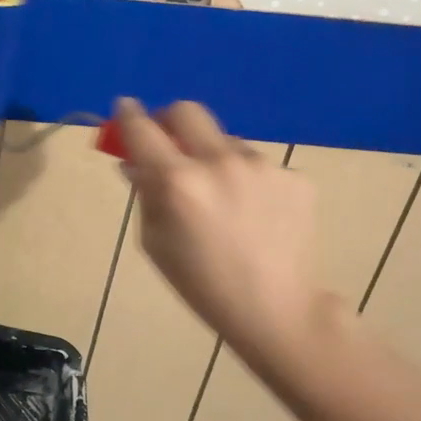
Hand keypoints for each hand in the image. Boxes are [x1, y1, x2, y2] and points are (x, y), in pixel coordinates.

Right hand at [113, 98, 323, 354]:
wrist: (280, 313)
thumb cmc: (204, 285)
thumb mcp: (155, 242)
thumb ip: (145, 193)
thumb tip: (135, 161)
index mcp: (178, 181)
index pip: (142, 128)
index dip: (128, 113)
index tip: (124, 107)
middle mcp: (219, 162)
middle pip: (186, 110)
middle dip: (171, 120)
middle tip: (170, 142)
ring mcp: (262, 166)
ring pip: (226, 141)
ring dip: (214, 158)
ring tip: (224, 199)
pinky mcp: (295, 177)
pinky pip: (259, 166)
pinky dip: (248, 180)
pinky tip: (256, 214)